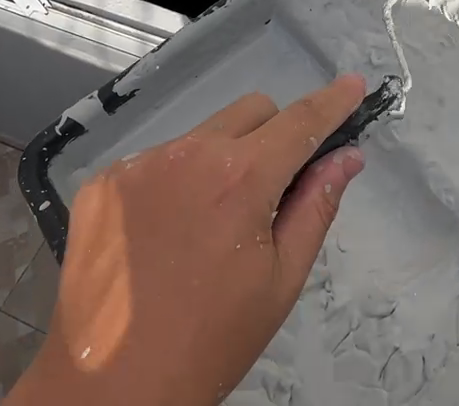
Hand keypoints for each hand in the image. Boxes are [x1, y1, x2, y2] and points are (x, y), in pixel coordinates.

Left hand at [8, 74, 368, 405]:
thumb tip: (348, 155)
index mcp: (240, 178)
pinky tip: (166, 231)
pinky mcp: (104, 182)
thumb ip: (317, 205)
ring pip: (203, 133)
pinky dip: (176, 179)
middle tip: (273, 189)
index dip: (332, 101)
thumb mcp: (281, 279)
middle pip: (252, 111)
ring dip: (222, 158)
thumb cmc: (210, 340)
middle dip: (275, 134)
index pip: (300, 122)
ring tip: (208, 223)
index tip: (353, 84)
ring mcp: (139, 164)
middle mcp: (188, 153)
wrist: (108, 390)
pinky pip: (159, 158)